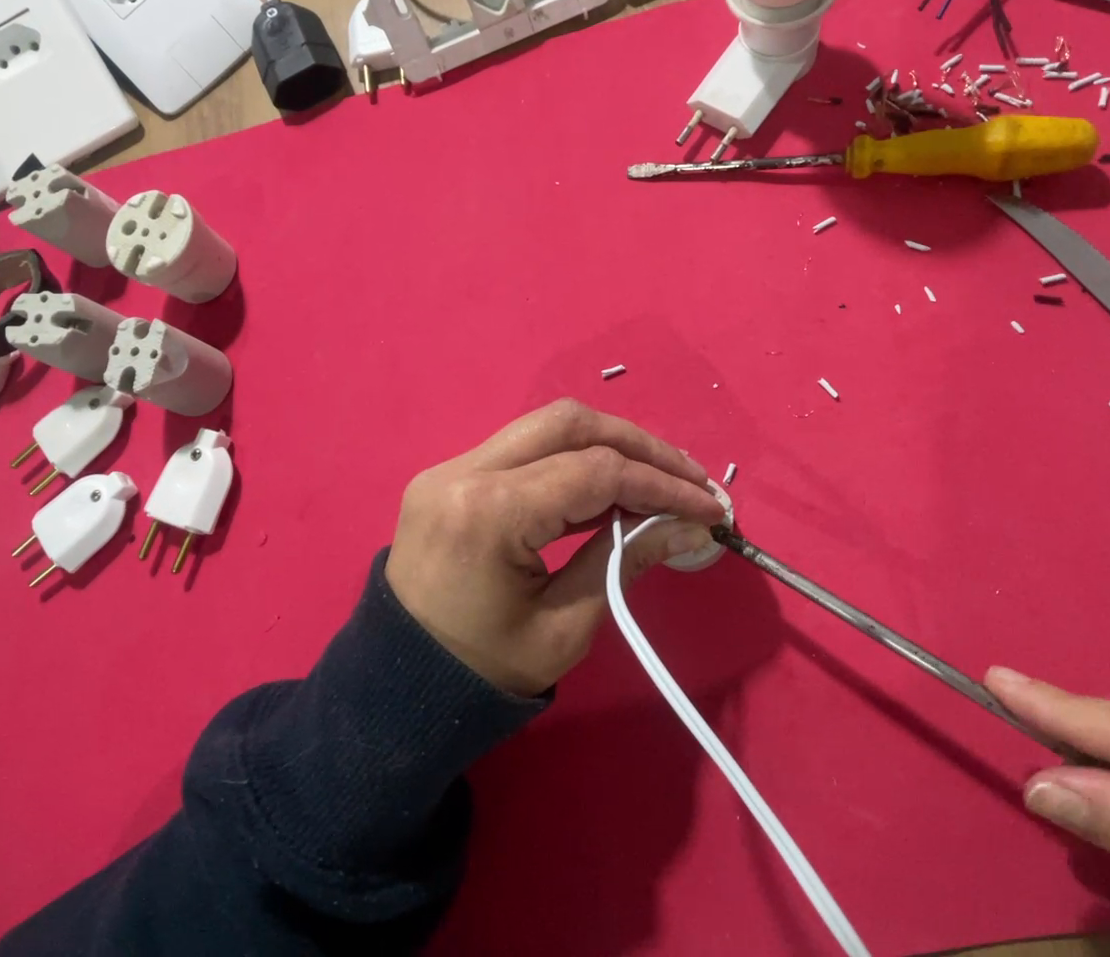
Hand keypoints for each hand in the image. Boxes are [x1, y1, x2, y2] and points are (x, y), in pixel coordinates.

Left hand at [386, 400, 725, 696]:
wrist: (400, 686)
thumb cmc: (484, 671)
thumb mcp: (565, 627)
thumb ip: (626, 561)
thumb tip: (690, 527)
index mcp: (488, 513)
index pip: (594, 472)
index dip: (662, 484)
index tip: (709, 507)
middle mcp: (462, 472)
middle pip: (568, 424)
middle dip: (639, 446)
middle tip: (689, 479)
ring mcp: (449, 469)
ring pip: (545, 428)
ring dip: (609, 446)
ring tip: (662, 480)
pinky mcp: (449, 477)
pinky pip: (523, 450)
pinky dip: (573, 460)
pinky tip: (612, 487)